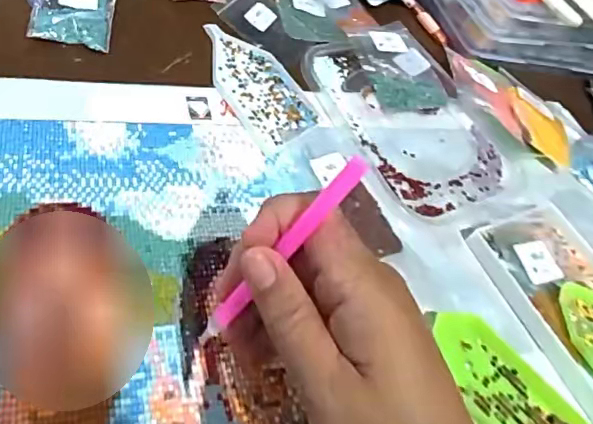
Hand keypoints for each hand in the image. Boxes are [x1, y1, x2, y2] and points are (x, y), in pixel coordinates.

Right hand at [211, 194, 469, 423]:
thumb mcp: (327, 382)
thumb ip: (288, 313)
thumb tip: (251, 250)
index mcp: (362, 279)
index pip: (310, 210)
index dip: (268, 225)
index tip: (239, 270)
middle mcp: (367, 278)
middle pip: (300, 242)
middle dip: (256, 269)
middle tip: (223, 317)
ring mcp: (369, 304)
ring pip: (304, 275)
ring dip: (264, 299)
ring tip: (236, 345)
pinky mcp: (369, 330)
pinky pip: (319, 304)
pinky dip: (286, 320)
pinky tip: (262, 353)